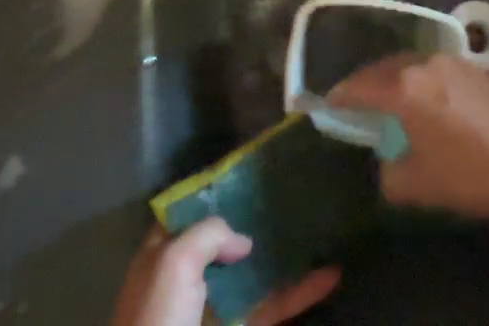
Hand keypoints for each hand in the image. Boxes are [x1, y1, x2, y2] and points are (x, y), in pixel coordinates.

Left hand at [111, 218, 338, 325]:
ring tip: (318, 232)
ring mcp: (217, 309)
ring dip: (284, 259)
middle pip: (224, 243)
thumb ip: (208, 234)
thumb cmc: (159, 318)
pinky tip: (329, 276)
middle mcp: (189, 278)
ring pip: (254, 276)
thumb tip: (243, 242)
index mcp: (162, 256)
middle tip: (288, 198)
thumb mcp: (174, 261)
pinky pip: (274, 308)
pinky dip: (301, 294)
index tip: (247, 177)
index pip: (187, 216)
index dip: (212, 196)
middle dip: (252, 224)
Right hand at [329, 55, 488, 225]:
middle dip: (368, 82)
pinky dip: (427, 79)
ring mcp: (457, 62)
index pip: (360, 86)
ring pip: (415, 63)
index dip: (341, 96)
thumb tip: (387, 160)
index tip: (329, 104)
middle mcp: (427, 64)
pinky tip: (431, 98)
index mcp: (404, 88)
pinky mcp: (481, 69)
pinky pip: (441, 69)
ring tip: (392, 96)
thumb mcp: (414, 185)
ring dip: (398, 77)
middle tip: (356, 99)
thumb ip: (388, 171)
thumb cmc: (466, 176)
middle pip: (386, 67)